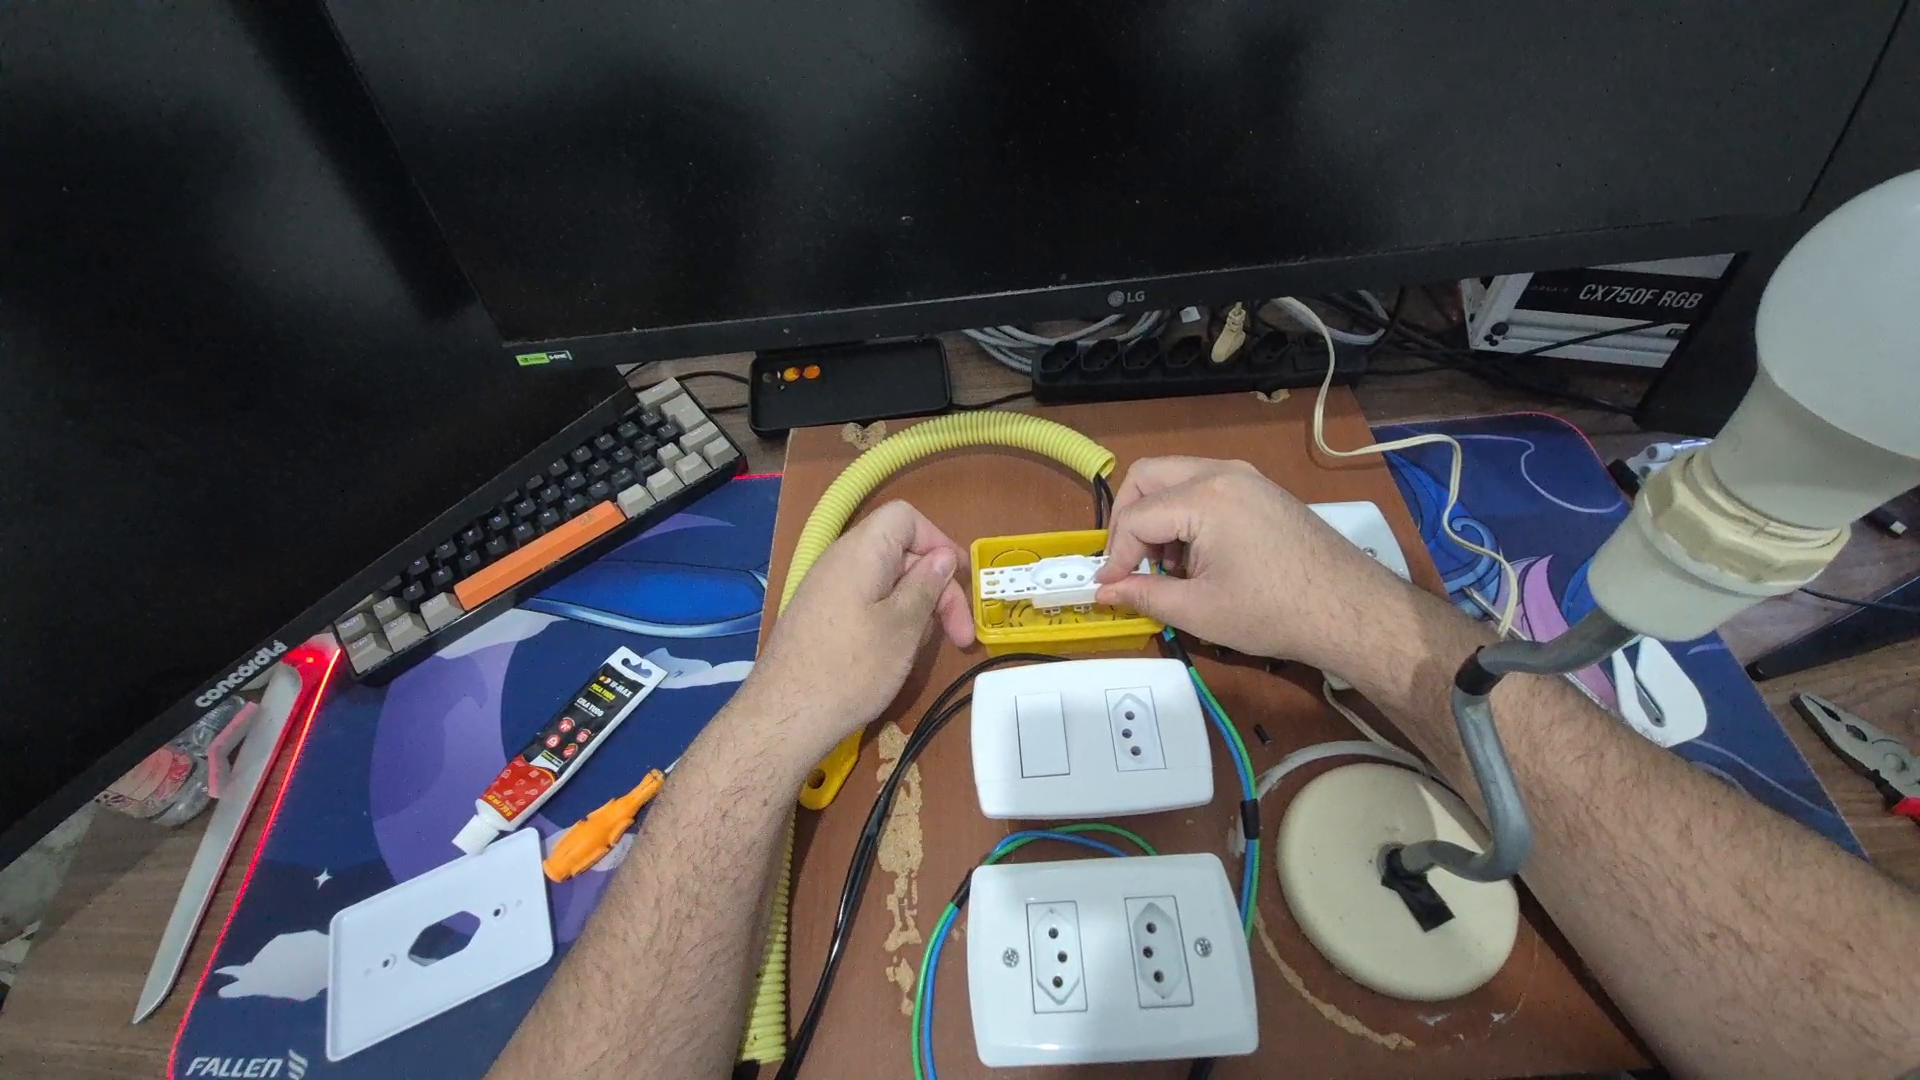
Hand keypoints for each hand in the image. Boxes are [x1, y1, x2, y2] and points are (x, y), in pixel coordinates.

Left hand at [743, 500, 973, 759]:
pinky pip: (867, 602)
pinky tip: (899, 653)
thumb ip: (926, 585)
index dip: (937, 541)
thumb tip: (942, 556)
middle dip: (936, 586)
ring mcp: (828, 589)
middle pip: (900, 552)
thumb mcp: (903, 627)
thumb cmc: (852, 669)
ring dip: (917, 607)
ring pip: (886, 581)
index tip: (958, 581)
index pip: (905, 517)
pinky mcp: (822, 617)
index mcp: (861, 551)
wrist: (784, 718)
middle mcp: (841, 561)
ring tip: (929, 646)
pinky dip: (892, 619)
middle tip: (960, 635)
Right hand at [1092, 456, 1407, 671]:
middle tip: (1130, 562)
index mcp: (1205, 498)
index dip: (1115, 555)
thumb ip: (1143, 595)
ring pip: (1174, 477)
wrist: (1353, 610)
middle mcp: (1222, 473)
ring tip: (1166, 566)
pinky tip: (1196, 556)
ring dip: (1156, 516)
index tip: (1107, 586)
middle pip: (1147, 476)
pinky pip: (1203, 485)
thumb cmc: (1274, 612)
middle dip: (1128, 519)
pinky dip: (1184, 513)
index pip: (1135, 517)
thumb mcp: (1198, 611)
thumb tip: (1103, 591)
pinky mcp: (1260, 489)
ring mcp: (1245, 476)